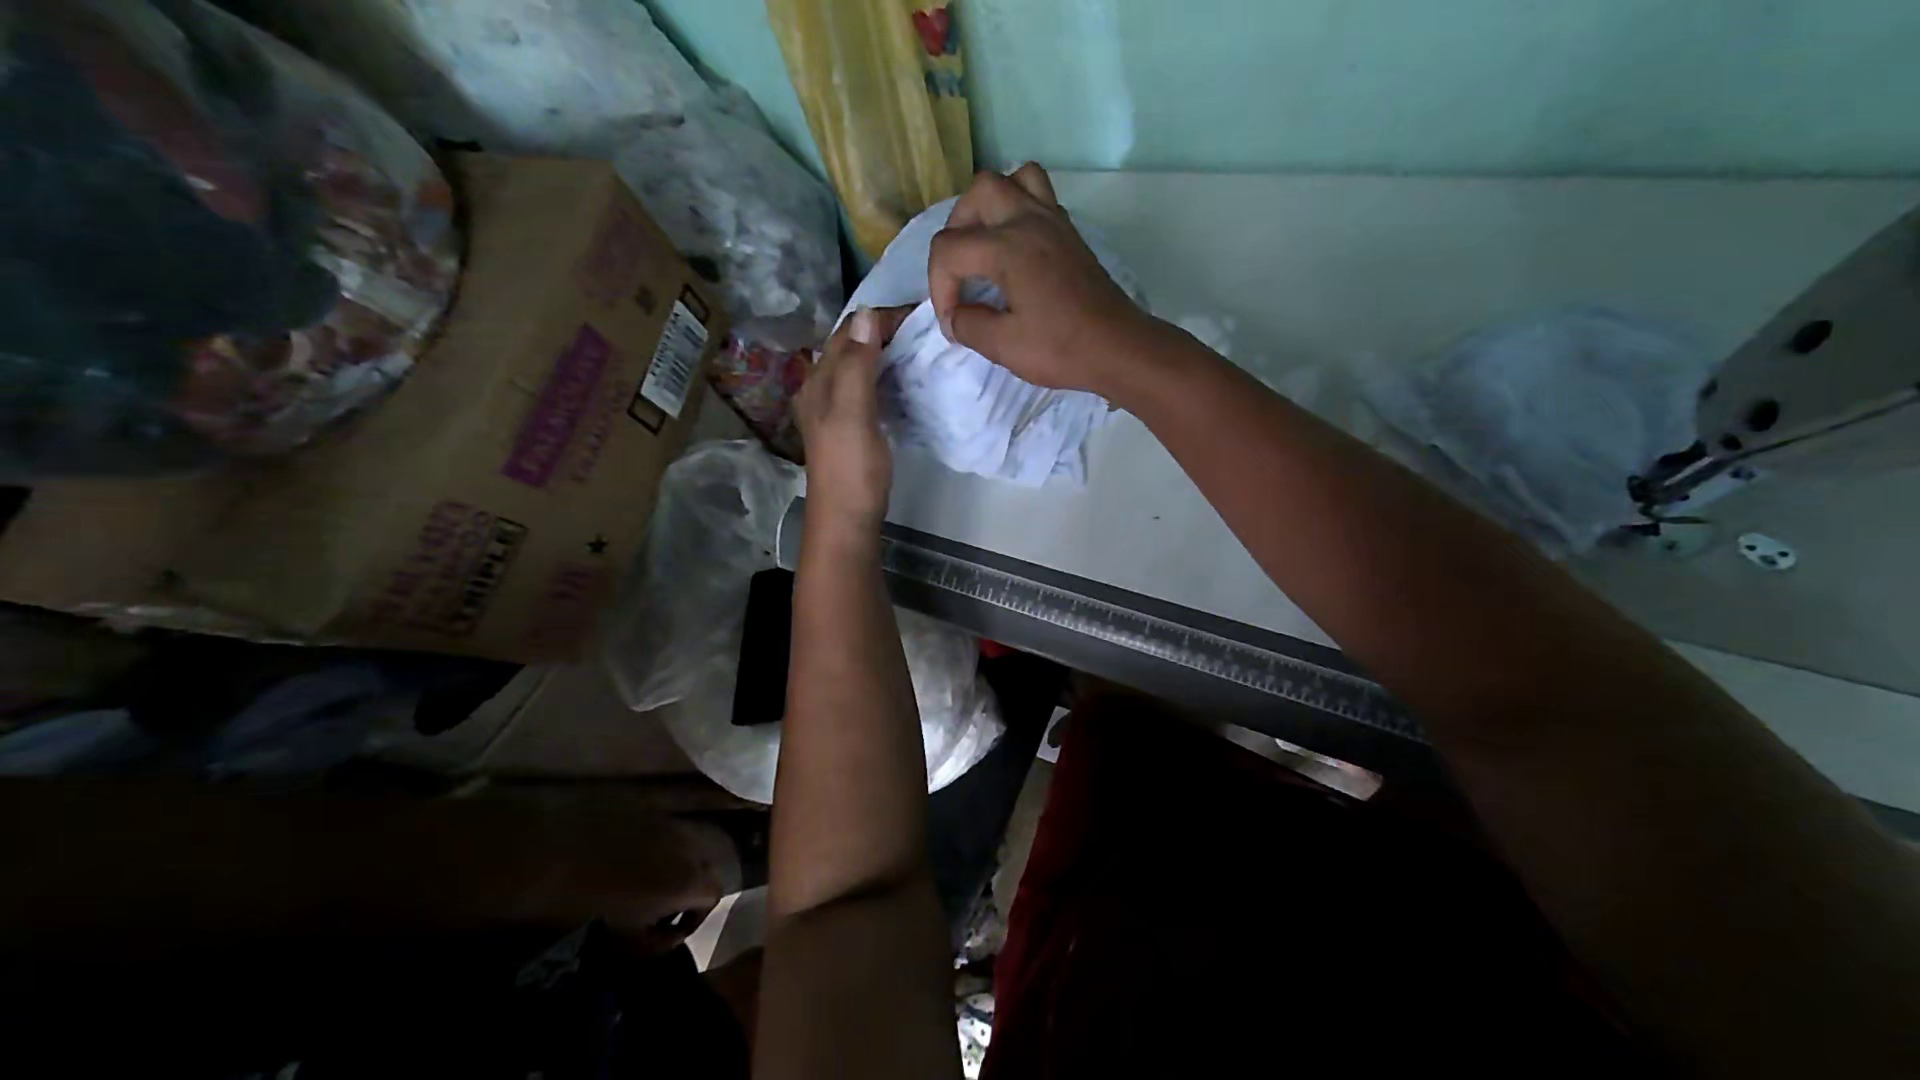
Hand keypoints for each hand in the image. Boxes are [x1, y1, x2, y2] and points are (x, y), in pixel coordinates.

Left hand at [796, 305, 911, 533]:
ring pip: (858, 367)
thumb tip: (867, 314)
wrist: (846, 520)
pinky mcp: (850, 429)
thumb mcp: (853, 412)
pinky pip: (866, 389)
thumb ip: (858, 364)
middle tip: (925, 329)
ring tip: (919, 350)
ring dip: (884, 353)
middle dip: (883, 331)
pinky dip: (884, 377)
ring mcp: (834, 411)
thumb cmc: (851, 468)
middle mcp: (822, 390)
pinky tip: (903, 384)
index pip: (848, 332)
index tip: (919, 315)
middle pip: (851, 346)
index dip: (879, 318)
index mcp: (820, 381)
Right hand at [928, 163, 1161, 395]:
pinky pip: (1039, 196)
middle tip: (960, 270)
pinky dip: (1018, 211)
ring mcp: (1054, 222)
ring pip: (1014, 179)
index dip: (939, 287)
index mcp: (1008, 247)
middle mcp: (1029, 221)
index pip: (949, 248)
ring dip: (990, 205)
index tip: (953, 321)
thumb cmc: (1062, 348)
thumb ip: (969, 326)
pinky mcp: (1070, 233)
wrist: (1119, 348)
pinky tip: (1015, 249)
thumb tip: (956, 317)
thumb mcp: (1004, 347)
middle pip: (979, 192)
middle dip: (956, 229)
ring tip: (985, 243)